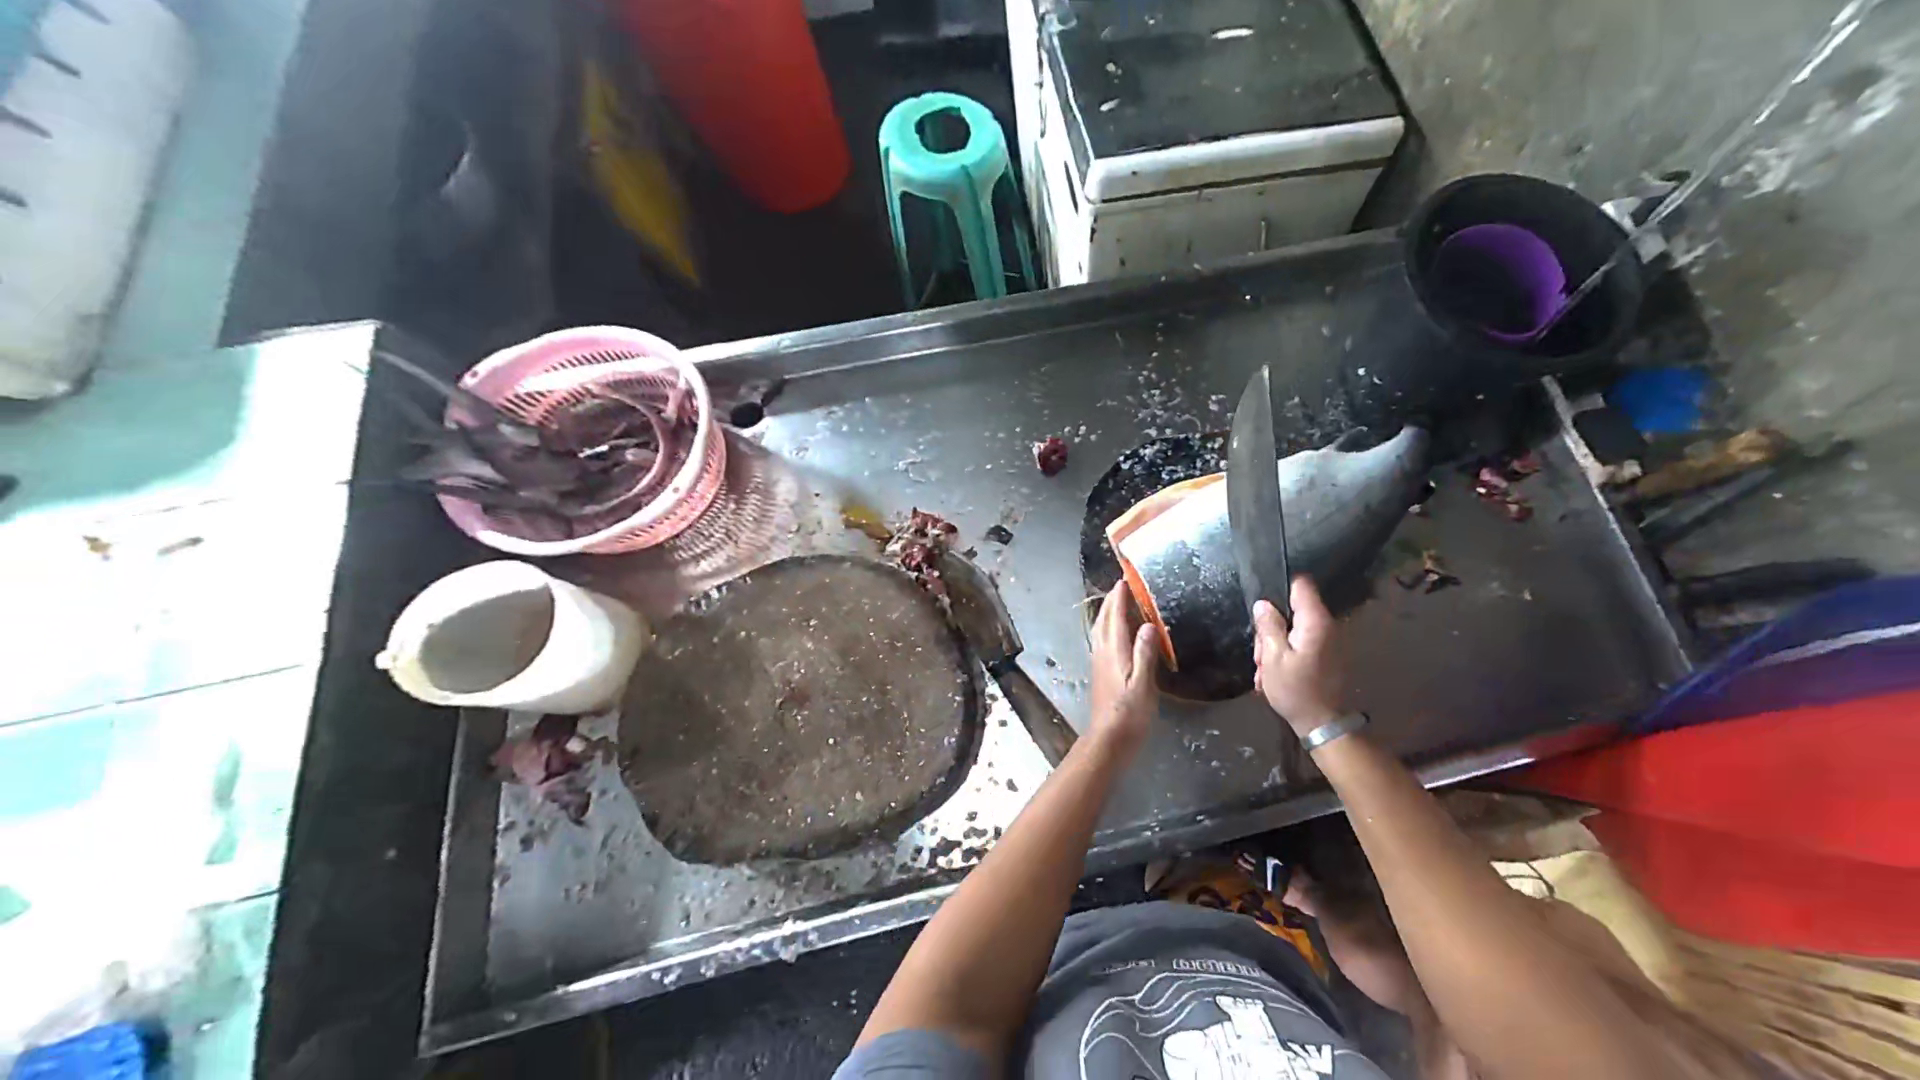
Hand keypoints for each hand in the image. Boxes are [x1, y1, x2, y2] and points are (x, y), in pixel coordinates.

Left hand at [1089, 581, 1159, 756]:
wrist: (1109, 739)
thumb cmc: (1130, 714)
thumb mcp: (1144, 684)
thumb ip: (1145, 653)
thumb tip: (1148, 624)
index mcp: (1113, 651)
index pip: (1115, 617)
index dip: (1119, 598)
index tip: (1124, 580)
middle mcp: (1102, 652)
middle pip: (1103, 620)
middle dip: (1111, 602)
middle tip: (1121, 587)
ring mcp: (1099, 663)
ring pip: (1100, 630)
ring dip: (1107, 614)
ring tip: (1117, 604)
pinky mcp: (1100, 673)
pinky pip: (1102, 640)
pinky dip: (1108, 628)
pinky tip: (1116, 634)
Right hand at [1252, 577, 1344, 737]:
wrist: (1321, 724)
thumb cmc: (1295, 689)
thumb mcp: (1273, 657)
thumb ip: (1268, 626)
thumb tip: (1263, 603)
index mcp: (1315, 622)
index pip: (1301, 585)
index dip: (1279, 589)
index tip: (1263, 606)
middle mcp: (1326, 627)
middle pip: (1292, 610)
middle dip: (1271, 627)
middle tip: (1261, 653)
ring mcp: (1327, 641)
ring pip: (1291, 629)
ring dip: (1274, 645)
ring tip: (1266, 668)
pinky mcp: (1325, 655)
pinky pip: (1299, 644)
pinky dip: (1284, 654)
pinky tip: (1275, 673)